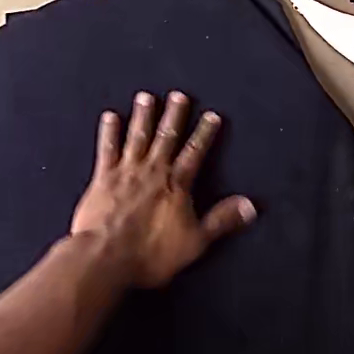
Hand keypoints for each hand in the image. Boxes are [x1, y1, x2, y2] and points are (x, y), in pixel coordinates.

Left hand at [70, 91, 255, 288]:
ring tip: (145, 97)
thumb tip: (250, 206)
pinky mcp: (102, 178)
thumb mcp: (195, 241)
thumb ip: (221, 220)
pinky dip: (109, 132)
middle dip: (174, 115)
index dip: (204, 133)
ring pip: (137, 136)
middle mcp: (153, 171)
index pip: (194, 152)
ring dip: (143, 116)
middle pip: (166, 137)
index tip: (211, 115)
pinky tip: (109, 116)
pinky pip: (107, 149)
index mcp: (176, 184)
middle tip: (178, 95)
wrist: (105, 258)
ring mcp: (126, 172)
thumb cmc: (150, 254)